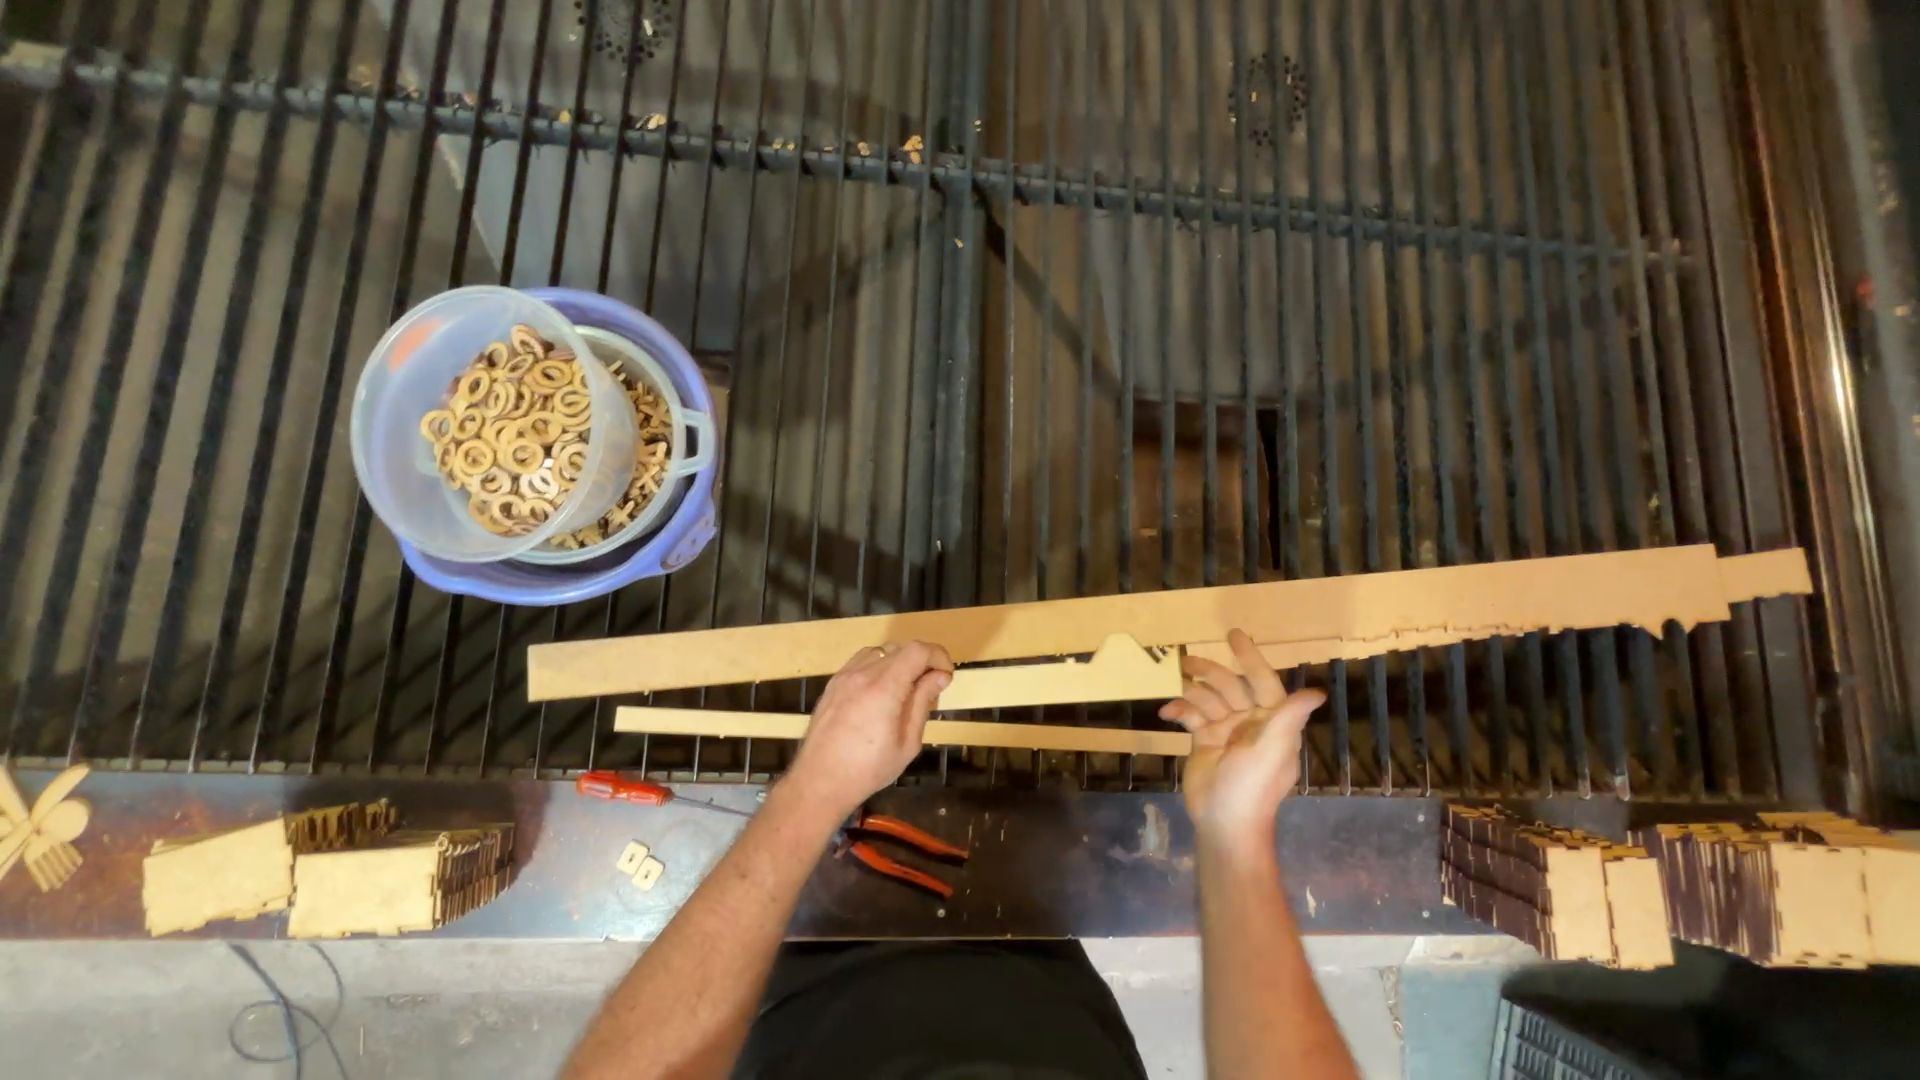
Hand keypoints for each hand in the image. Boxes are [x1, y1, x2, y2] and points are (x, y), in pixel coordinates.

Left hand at [785, 641, 953, 819]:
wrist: (819, 781)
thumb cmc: (868, 769)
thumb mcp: (907, 743)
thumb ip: (922, 703)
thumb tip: (939, 676)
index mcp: (884, 688)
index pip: (917, 651)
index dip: (938, 656)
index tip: (946, 676)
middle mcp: (862, 674)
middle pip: (900, 648)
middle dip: (922, 662)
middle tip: (930, 689)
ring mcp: (844, 676)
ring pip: (880, 652)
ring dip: (899, 662)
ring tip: (904, 690)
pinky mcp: (833, 684)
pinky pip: (861, 662)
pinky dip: (879, 667)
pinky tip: (880, 692)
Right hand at [1160, 629, 1324, 845]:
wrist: (1224, 823)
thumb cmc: (1252, 786)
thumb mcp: (1272, 750)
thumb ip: (1289, 718)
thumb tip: (1317, 692)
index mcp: (1273, 722)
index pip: (1263, 681)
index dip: (1250, 658)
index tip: (1233, 635)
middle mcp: (1250, 722)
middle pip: (1230, 686)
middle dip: (1209, 672)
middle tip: (1186, 661)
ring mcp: (1226, 731)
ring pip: (1208, 698)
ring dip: (1191, 689)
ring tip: (1173, 682)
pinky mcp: (1204, 741)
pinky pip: (1191, 716)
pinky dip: (1179, 711)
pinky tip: (1166, 714)